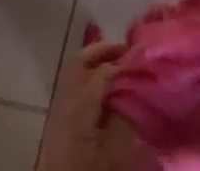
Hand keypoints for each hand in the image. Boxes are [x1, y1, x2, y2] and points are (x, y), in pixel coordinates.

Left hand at [36, 41, 133, 170]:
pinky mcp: (58, 117)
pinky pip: (73, 84)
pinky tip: (105, 84)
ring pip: (74, 70)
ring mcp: (58, 107)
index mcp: (78, 106)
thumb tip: (130, 89)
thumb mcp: (114, 151)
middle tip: (126, 50)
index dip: (122, 62)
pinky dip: (89, 75)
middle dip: (103, 50)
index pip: (100, 72)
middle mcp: (64, 100)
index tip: (141, 59)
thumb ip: (122, 116)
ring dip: (95, 60)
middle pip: (79, 61)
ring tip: (118, 62)